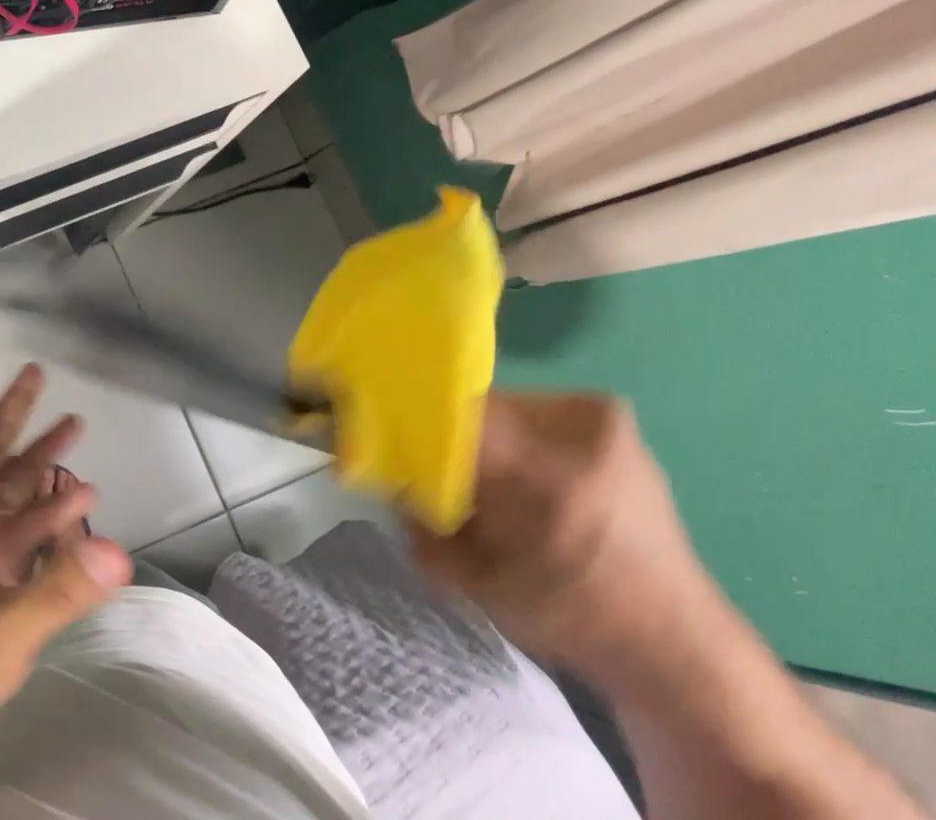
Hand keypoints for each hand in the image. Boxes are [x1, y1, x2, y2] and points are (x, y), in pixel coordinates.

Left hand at [0, 322, 132, 768]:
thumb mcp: (4, 628)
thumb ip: (59, 590)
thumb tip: (119, 552)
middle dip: (11, 407)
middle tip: (37, 370)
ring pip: (8, 483)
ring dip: (37, 455)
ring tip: (73, 422)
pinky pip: (21, 525)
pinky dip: (48, 510)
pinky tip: (81, 500)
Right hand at [411, 392, 723, 684]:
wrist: (672, 638)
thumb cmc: (569, 616)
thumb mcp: (476, 580)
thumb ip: (422, 525)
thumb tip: (388, 480)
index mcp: (548, 478)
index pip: (450, 419)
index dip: (405, 427)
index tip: (375, 445)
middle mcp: (581, 431)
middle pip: (472, 410)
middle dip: (442, 439)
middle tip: (431, 478)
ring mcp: (602, 419)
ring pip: (499, 411)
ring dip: (476, 440)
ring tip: (483, 487)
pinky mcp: (611, 423)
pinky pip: (528, 416)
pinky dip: (508, 440)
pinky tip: (517, 481)